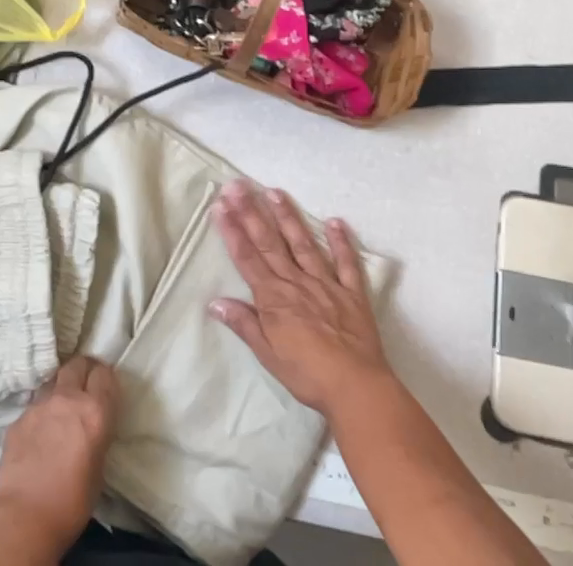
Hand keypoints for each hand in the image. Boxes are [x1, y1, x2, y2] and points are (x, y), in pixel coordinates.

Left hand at [0, 356, 119, 543]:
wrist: (24, 515)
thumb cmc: (72, 501)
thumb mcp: (100, 468)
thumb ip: (98, 437)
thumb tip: (91, 428)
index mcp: (95, 411)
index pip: (104, 374)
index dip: (106, 377)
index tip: (107, 386)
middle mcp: (66, 400)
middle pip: (77, 364)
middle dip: (84, 369)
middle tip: (87, 384)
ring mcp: (39, 406)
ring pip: (53, 382)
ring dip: (61, 389)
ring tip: (63, 410)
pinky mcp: (18, 419)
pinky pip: (35, 406)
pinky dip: (43, 413)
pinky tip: (41, 435)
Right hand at [209, 180, 394, 419]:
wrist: (357, 386)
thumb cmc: (307, 374)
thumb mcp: (268, 354)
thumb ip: (244, 324)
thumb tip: (215, 302)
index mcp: (274, 299)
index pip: (247, 258)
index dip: (232, 231)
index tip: (220, 206)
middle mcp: (297, 283)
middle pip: (270, 243)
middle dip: (251, 213)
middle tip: (238, 186)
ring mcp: (326, 284)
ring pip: (303, 245)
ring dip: (288, 217)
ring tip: (275, 192)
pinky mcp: (352, 293)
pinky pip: (346, 263)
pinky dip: (341, 242)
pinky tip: (335, 222)